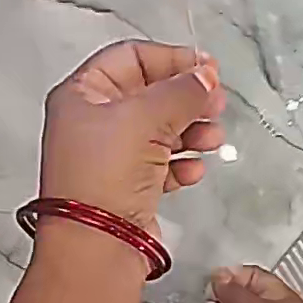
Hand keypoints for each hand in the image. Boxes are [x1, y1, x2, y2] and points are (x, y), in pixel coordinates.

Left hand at [40, 40, 224, 233]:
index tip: (207, 69)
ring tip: (212, 140)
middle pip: (151, 96)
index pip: (132, 58)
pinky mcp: (130, 187)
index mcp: (85, 95)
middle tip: (216, 105)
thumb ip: (180, 93)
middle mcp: (96, 123)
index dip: (172, 59)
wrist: (99, 244)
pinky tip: (193, 170)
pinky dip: (181, 165)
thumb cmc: (105, 176)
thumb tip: (206, 77)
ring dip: (191, 133)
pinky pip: (162, 167)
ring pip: (161, 133)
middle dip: (187, 100)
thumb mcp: (144, 119)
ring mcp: (114, 158)